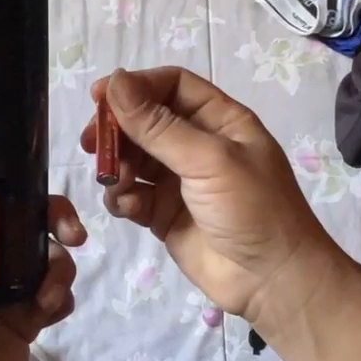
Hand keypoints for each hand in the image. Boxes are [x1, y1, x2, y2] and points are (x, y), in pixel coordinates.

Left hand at [0, 170, 84, 360]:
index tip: (19, 166)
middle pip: (18, 220)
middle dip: (49, 218)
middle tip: (72, 232)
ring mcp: (3, 291)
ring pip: (43, 254)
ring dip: (58, 265)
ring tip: (50, 295)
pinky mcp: (25, 318)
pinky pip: (54, 292)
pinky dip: (60, 297)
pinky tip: (51, 314)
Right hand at [80, 68, 345, 330]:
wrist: (270, 280)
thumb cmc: (252, 209)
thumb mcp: (209, 159)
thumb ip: (159, 126)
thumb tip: (116, 80)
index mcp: (220, 121)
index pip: (171, 87)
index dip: (135, 86)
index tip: (99, 96)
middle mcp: (197, 146)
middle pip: (145, 122)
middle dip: (117, 130)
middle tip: (90, 143)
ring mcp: (179, 182)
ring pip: (133, 159)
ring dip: (117, 166)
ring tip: (118, 182)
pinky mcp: (163, 215)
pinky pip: (131, 196)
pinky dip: (122, 198)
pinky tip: (127, 207)